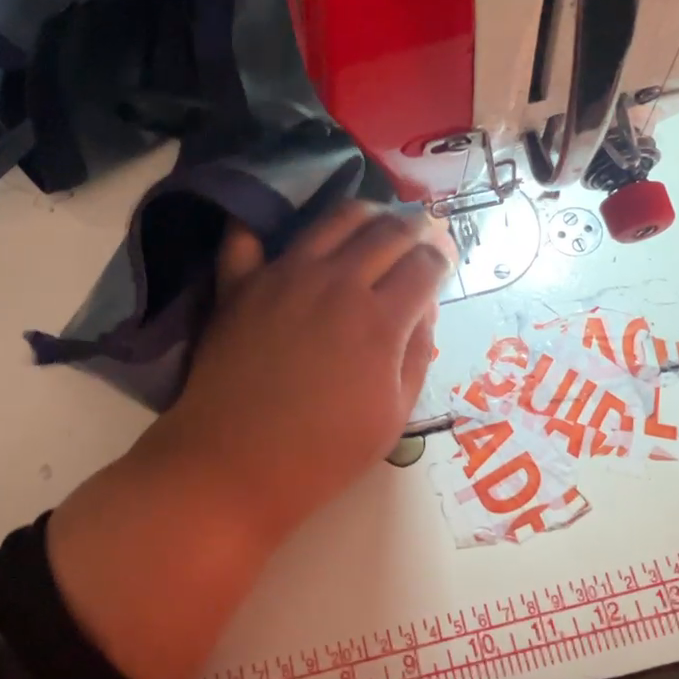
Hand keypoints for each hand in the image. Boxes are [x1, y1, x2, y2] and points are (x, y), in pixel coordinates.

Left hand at [141, 202, 454, 539]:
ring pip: (334, 219)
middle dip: (415, 224)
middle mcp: (336, 283)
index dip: (443, 255)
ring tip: (374, 219)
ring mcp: (283, 277)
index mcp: (379, 320)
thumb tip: (424, 307)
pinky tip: (279, 221)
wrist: (232, 467)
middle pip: (387, 231)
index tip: (446, 257)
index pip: (424, 264)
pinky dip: (263, 221)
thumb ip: (416, 354)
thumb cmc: (323, 454)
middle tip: (422, 229)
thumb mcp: (393, 415)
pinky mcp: (240, 284)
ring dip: (365, 212)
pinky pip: (248, 236)